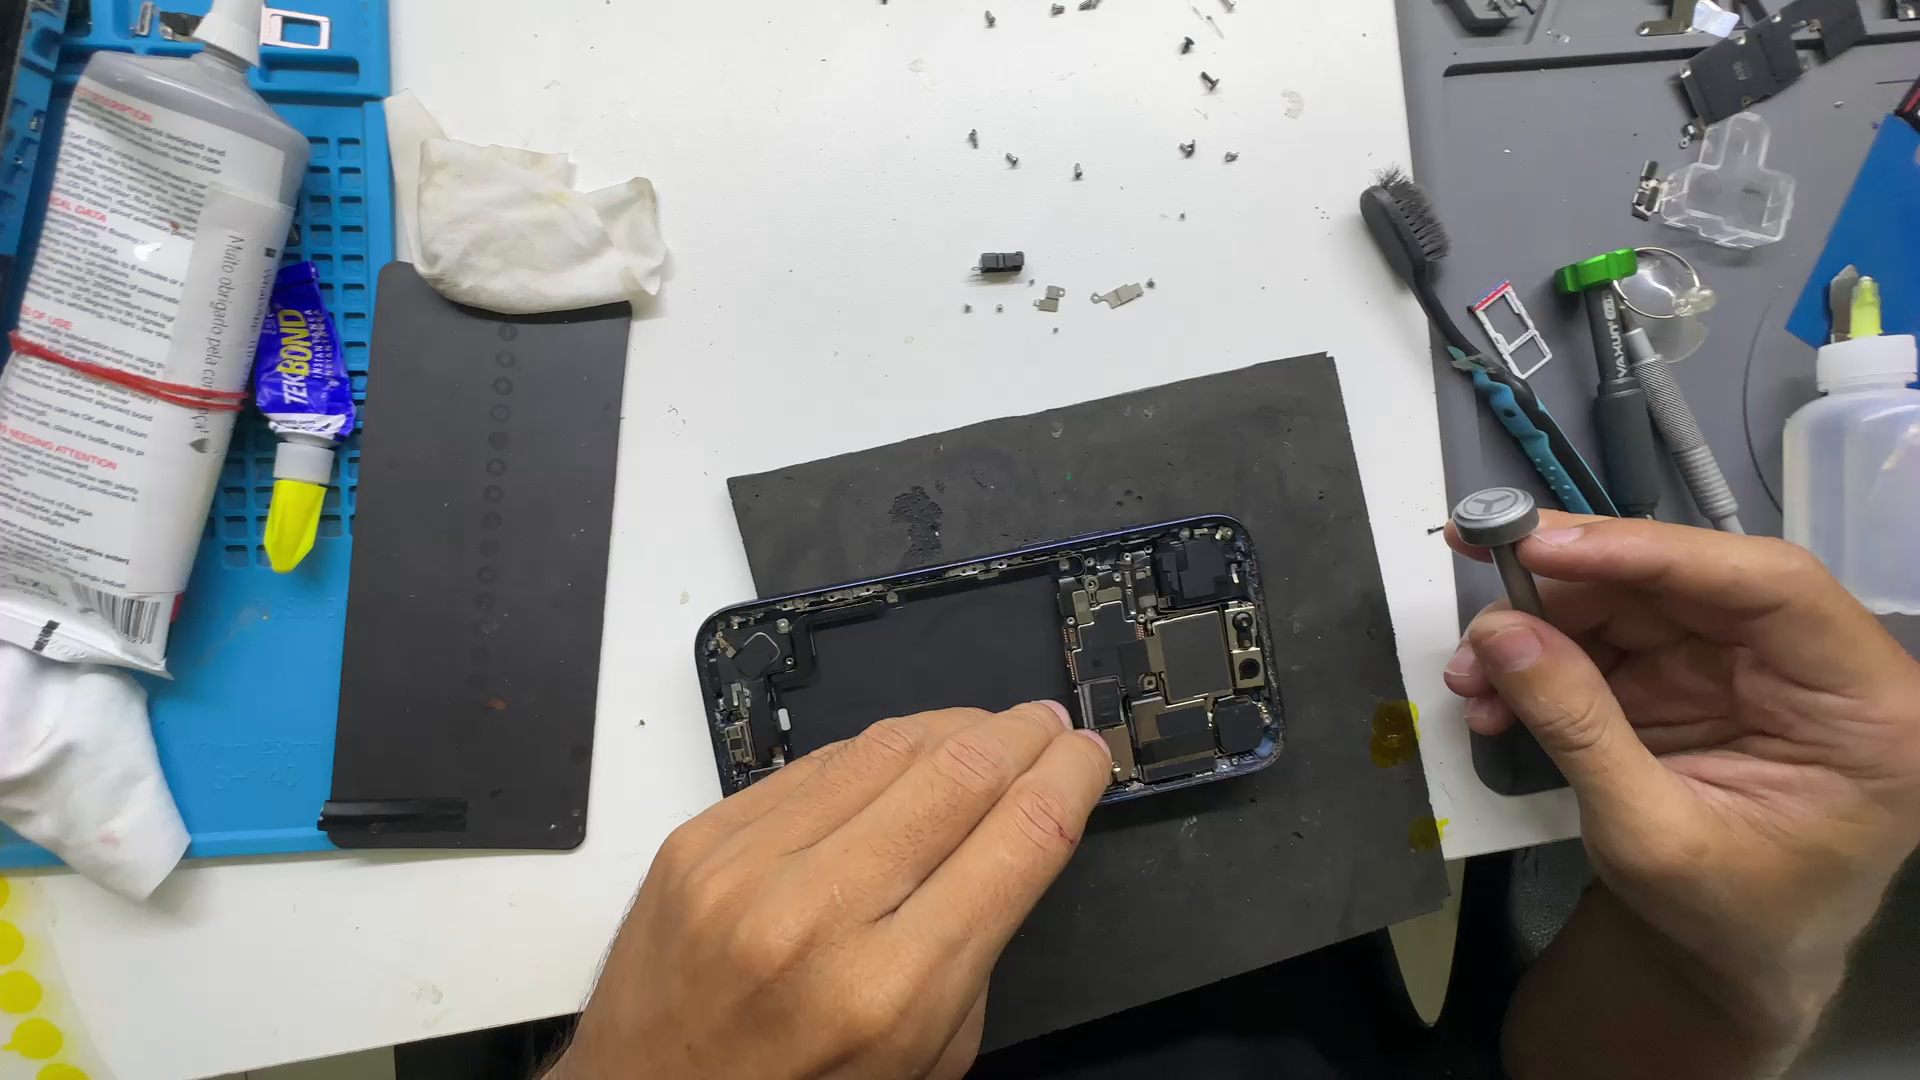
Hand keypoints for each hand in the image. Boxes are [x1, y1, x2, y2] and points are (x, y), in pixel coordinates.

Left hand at [551, 703, 1113, 1079]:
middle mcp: (820, 914)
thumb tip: (1013, 827)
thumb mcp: (926, 1057)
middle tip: (1051, 723)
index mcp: (893, 990)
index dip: (1070, 779)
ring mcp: (750, 863)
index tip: (1088, 755)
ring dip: (957, 725)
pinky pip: (820, 758)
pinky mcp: (705, 834)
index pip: (1019, 840)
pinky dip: (880, 747)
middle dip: (1022, 734)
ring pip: (889, 746)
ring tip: (989, 726)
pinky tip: (907, 750)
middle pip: (959, 774)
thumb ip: (974, 941)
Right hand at [1443, 513, 1919, 1066]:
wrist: (1715, 951)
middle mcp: (1791, 665)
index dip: (1646, 550)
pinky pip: (1579, 639)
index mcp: (1852, 705)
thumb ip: (1578, 726)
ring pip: (1610, 601)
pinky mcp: (1663, 676)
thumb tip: (1499, 633)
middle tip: (1469, 555)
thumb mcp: (1646, 832)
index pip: (1763, 586)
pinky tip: (1486, 700)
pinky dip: (1519, 661)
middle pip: (1669, 579)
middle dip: (1558, 577)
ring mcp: (1720, 666)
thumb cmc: (1724, 913)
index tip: (1536, 546)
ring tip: (1466, 680)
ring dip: (1522, 628)